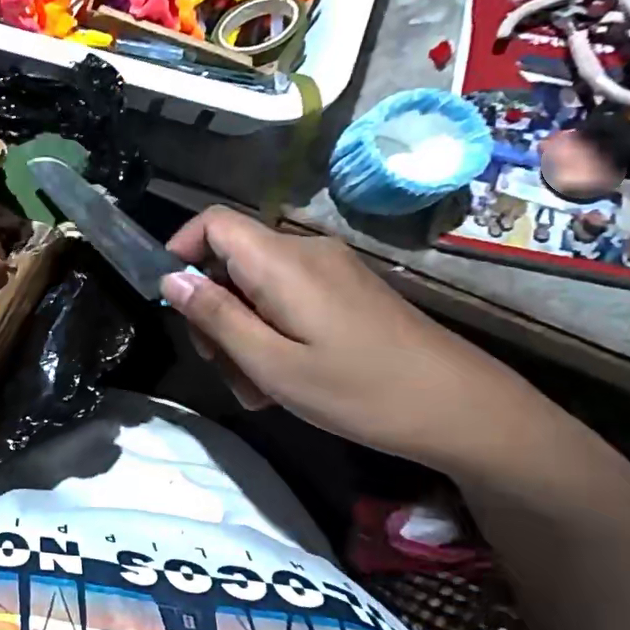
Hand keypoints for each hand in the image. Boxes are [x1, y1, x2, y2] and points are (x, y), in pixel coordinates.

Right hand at [159, 207, 544, 474]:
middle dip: (214, 311)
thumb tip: (170, 278)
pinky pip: (288, 299)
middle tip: (223, 367)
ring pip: (258, 287)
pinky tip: (285, 378)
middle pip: (232, 261)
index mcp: (282, 262)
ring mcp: (330, 270)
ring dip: (243, 332)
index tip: (171, 301)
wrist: (458, 407)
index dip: (180, 249)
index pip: (214, 222)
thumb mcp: (271, 363)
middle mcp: (305, 252)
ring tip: (259, 388)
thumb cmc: (358, 390)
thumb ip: (216, 317)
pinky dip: (273, 332)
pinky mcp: (346, 290)